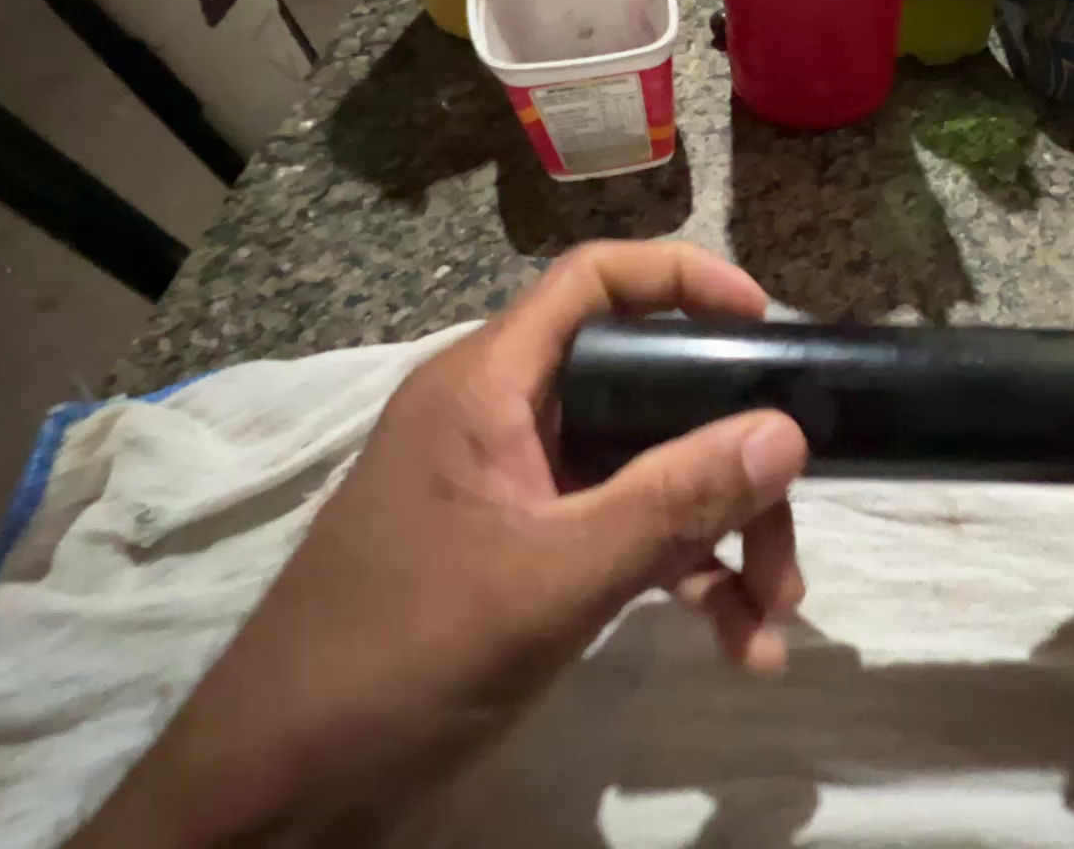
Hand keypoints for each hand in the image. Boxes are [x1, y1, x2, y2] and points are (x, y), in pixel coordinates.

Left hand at [70, 241, 808, 847]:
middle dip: (732, 458)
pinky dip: (693, 577)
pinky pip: (637, 535)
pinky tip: (741, 640)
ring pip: (657, 474)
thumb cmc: (399, 658)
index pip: (593, 283)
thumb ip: (673, 502)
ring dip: (726, 535)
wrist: (286, 796)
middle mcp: (515, 420)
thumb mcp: (553, 577)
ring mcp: (531, 488)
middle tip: (787, 517)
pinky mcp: (541, 548)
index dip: (683, 278)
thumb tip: (787, 433)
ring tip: (775, 613)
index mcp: (492, 386)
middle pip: (654, 395)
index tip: (763, 319)